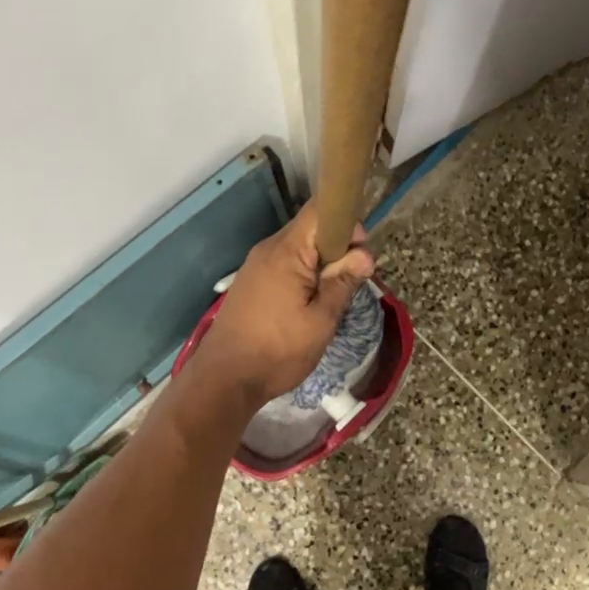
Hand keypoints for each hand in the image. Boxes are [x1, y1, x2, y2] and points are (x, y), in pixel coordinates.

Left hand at [191, 204, 376, 408]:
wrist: (224, 379)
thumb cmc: (278, 351)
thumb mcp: (320, 321)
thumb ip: (342, 283)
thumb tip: (365, 254)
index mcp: (286, 252)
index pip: (320, 210)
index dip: (346, 223)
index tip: (359, 254)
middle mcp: (268, 249)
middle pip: (310, 229)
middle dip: (337, 248)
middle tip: (350, 283)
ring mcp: (256, 265)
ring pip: (299, 250)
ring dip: (321, 266)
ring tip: (331, 299)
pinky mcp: (251, 283)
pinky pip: (285, 265)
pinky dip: (303, 276)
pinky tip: (309, 306)